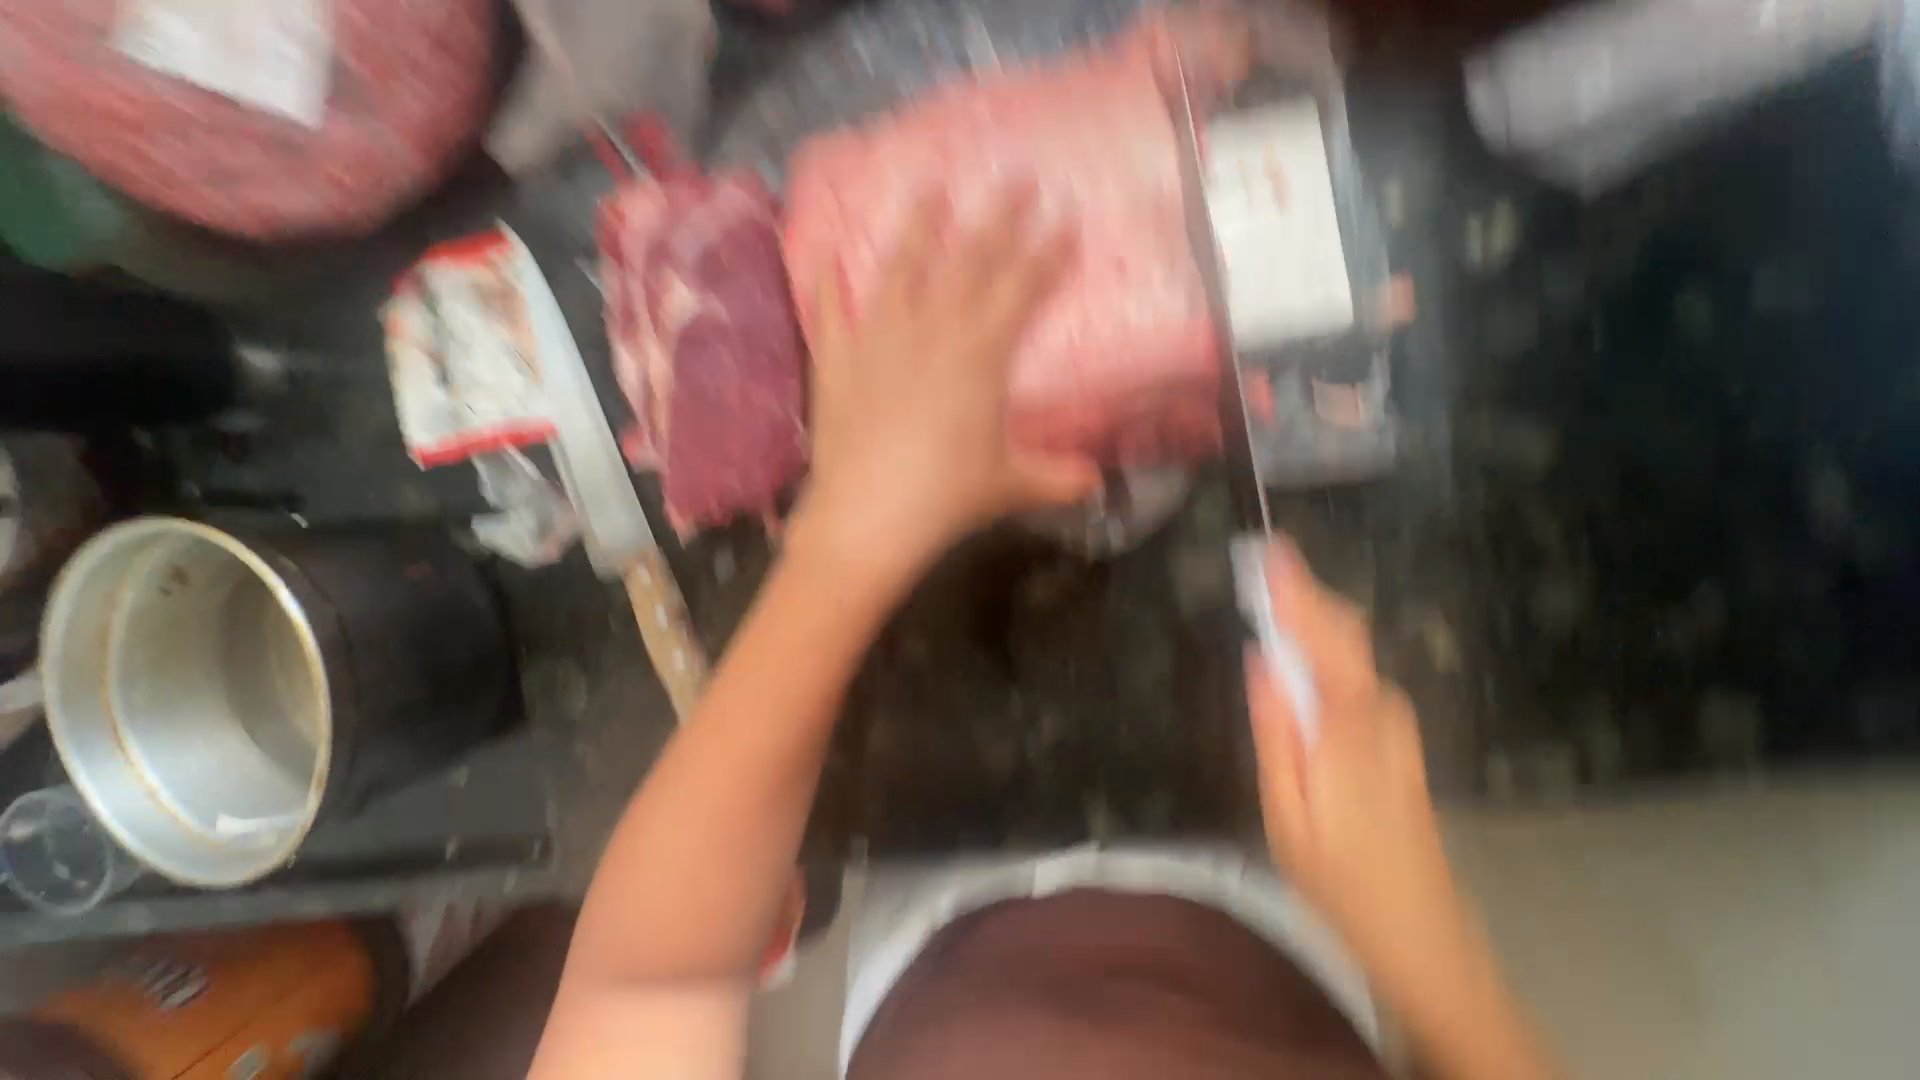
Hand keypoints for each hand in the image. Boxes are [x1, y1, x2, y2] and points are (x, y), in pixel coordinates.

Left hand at [791, 186, 1100, 585]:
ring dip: (917, 226)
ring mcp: (878, 340)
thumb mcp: (1010, 486)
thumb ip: (1056, 478)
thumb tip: (1096, 483)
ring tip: (929, 186)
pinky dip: (829, 283)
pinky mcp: (837, 361)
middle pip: (970, 263)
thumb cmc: (946, 498)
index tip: (1065, 216)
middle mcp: (931, 331)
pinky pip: (832, 311)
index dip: (1046, 252)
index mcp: (980, 354)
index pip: (1022, 288)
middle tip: (1016, 178)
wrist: (867, 517)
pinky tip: (829, 255)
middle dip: (998, 219)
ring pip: (901, 269)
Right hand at [1244, 539, 1459, 957]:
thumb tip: (1261, 658)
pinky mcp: (1397, 736)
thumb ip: (1274, 730)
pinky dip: (1326, 648)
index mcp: (1349, 723)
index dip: (1294, 587)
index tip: (1268, 548)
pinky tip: (1300, 655)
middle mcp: (1382, 709)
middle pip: (1344, 630)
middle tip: (1260, 567)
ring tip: (1270, 600)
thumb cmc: (1338, 879)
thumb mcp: (1284, 811)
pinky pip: (1356, 672)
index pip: (1323, 633)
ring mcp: (1396, 722)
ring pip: (1351, 649)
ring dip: (1313, 618)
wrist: (1422, 934)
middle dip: (1303, 592)